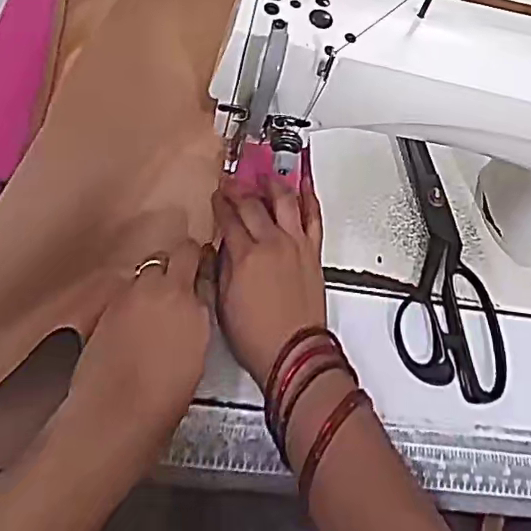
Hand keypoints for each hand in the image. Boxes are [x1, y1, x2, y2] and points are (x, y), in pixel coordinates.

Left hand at [62, 240, 211, 448]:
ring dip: (153, 277)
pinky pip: (126, 288)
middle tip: (178, 282)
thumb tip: (194, 307)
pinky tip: (131, 323)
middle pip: (176, 253)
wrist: (113, 417)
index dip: (200, 264)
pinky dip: (131, 297)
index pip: (201, 262)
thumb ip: (197, 318)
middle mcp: (164, 290)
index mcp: (194, 304)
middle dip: (178, 261)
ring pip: (148, 267)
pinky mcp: (107, 305)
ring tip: (152, 304)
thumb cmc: (160, 402)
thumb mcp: (196, 357)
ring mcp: (133, 294)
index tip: (200, 270)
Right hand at [213, 177, 327, 388]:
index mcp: (245, 256)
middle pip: (252, 204)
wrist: (293, 354)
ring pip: (284, 200)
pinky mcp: (312, 251)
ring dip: (273, 184)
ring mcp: (295, 244)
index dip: (220, 204)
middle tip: (232, 184)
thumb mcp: (223, 303)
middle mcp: (271, 243)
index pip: (229, 218)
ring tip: (266, 177)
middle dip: (238, 190)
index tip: (216, 197)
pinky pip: (313, 215)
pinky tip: (305, 184)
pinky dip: (309, 196)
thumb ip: (222, 268)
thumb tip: (220, 248)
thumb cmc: (258, 338)